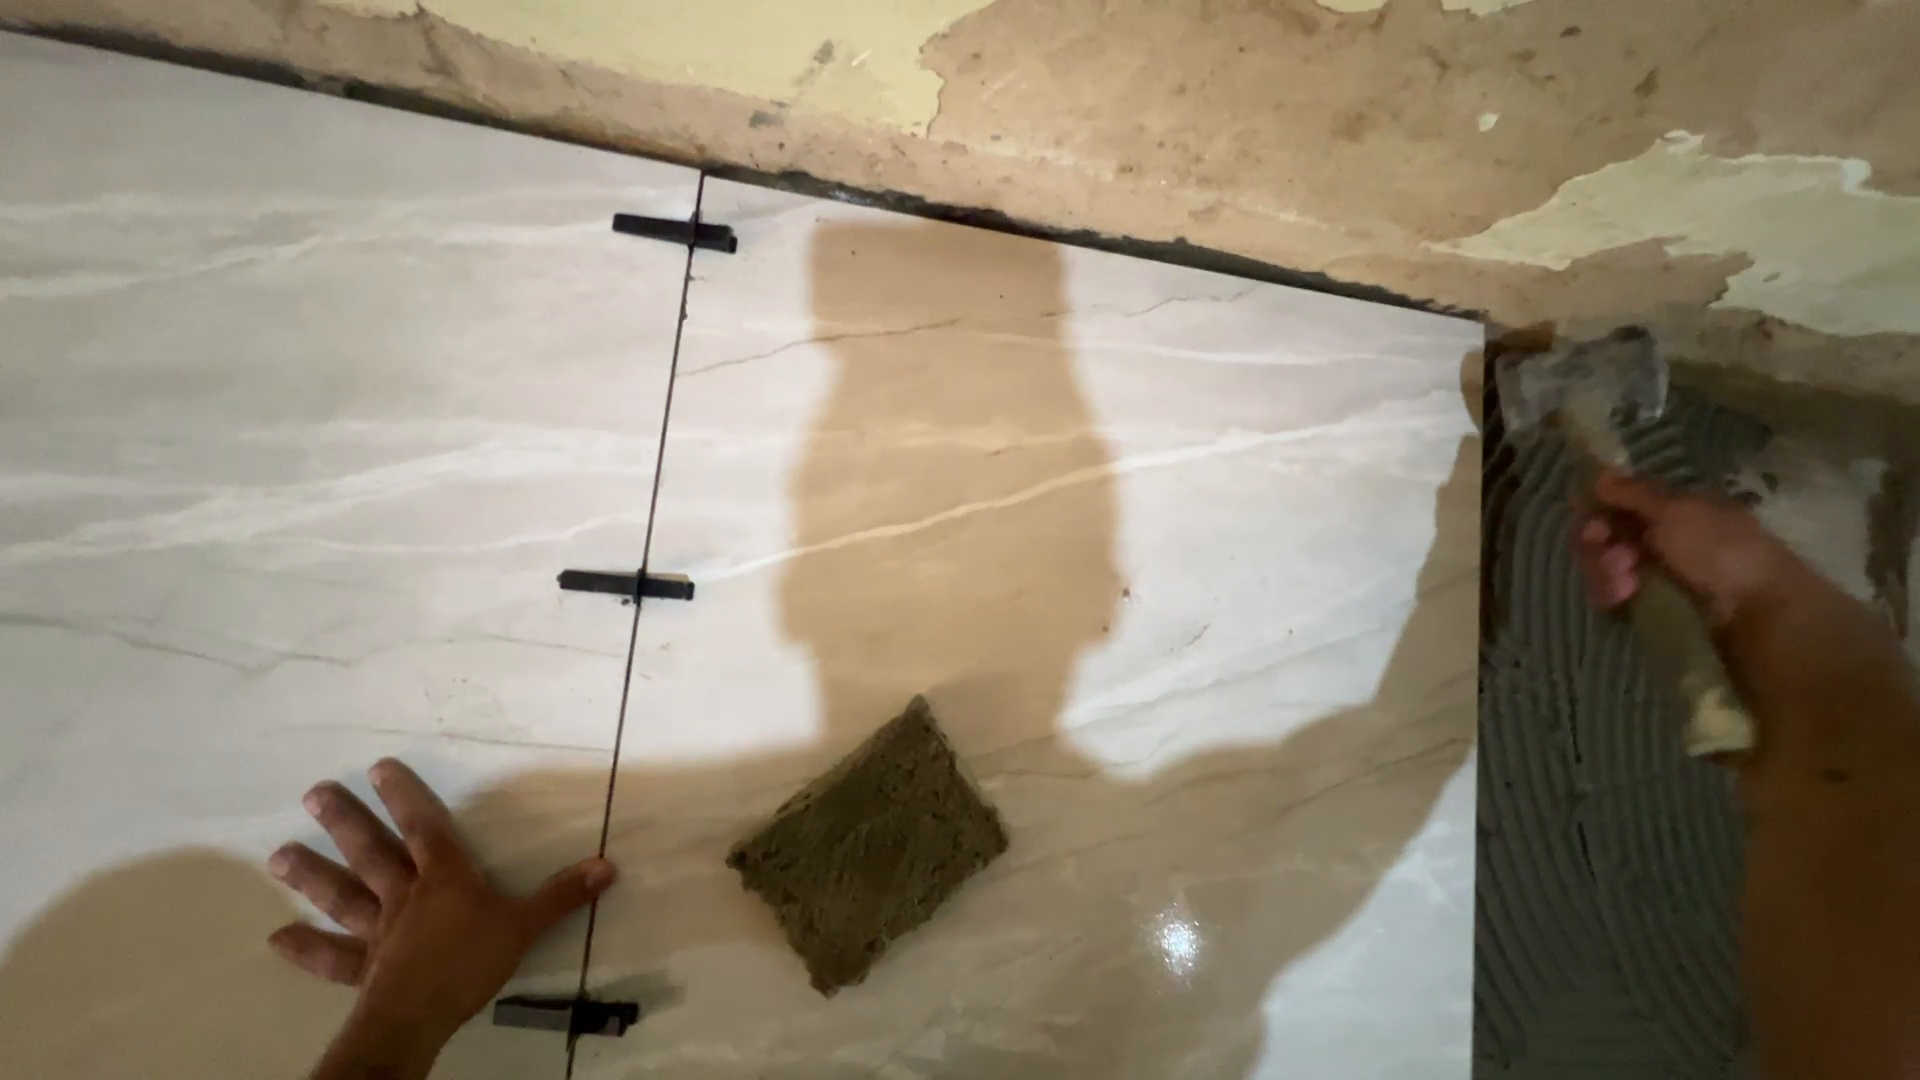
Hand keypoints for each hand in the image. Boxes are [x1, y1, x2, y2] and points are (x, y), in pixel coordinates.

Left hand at [267, 758, 615, 1070]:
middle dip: (346, 823)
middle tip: (314, 794)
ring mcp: (377, 933)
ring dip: (312, 876)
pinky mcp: (361, 968)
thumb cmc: (470, 963)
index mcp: (444, 879)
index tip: (378, 768)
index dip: (404, 797)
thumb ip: (563, 894)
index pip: (424, 828)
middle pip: (372, 854)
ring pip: (342, 896)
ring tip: (278, 854)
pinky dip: (303, 948)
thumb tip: (607, 865)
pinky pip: (329, 956)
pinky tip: (274, 938)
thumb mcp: (526, 925)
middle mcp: (405, 897)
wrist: (414, 1022)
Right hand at [1573, 470, 1801, 626]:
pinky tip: (1623, 596)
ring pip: (1601, 561)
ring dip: (1604, 571)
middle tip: (1614, 559)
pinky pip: (1608, 588)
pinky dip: (1609, 591)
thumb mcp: (1678, 511)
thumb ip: (1633, 492)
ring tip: (1625, 584)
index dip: (1596, 510)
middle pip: (1602, 533)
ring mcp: (1651, 566)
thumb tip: (1599, 473)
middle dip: (1599, 546)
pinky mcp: (1646, 596)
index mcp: (1673, 507)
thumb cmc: (1720, 550)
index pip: (1617, 501)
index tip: (1592, 524)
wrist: (1754, 609)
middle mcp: (1659, 533)